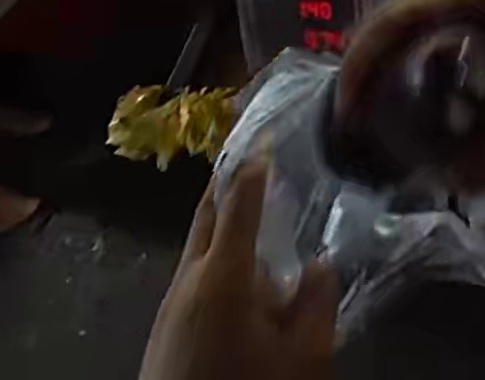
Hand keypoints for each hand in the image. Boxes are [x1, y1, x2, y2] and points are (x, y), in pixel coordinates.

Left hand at [139, 160, 337, 379]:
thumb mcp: (303, 359)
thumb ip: (317, 302)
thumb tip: (320, 263)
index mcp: (223, 274)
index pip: (240, 196)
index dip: (256, 160)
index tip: (269, 129)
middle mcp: (189, 277)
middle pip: (208, 208)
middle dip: (231, 176)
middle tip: (257, 152)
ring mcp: (170, 303)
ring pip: (199, 240)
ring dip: (226, 215)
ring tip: (260, 208)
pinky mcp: (163, 329)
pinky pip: (195, 270)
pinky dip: (218, 249)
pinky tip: (244, 273)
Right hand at [337, 0, 484, 184]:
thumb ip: (484, 153)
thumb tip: (442, 183)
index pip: (399, 14)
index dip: (364, 60)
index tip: (346, 106)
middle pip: (414, 5)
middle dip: (384, 54)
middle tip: (363, 103)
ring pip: (442, 5)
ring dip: (418, 45)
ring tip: (398, 90)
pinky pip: (469, 6)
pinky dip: (450, 38)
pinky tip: (452, 69)